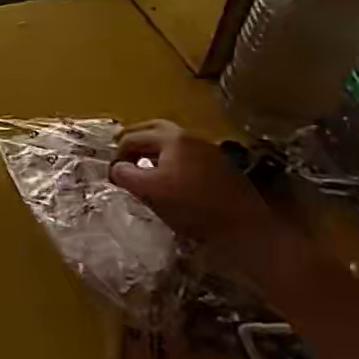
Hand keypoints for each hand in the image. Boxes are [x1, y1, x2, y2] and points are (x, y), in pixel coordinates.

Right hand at [110, 120, 281, 262]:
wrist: (247, 229)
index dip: (118, 153)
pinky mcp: (220, 166)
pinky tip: (170, 179)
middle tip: (122, 155)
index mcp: (170, 137)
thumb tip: (116, 168)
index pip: (134, 137)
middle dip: (135, 140)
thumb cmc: (194, 208)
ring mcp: (207, 149)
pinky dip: (171, 160)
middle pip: (154, 129)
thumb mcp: (152, 192)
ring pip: (171, 142)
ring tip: (143, 167)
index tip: (111, 172)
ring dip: (153, 149)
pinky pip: (186, 155)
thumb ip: (127, 176)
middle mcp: (189, 136)